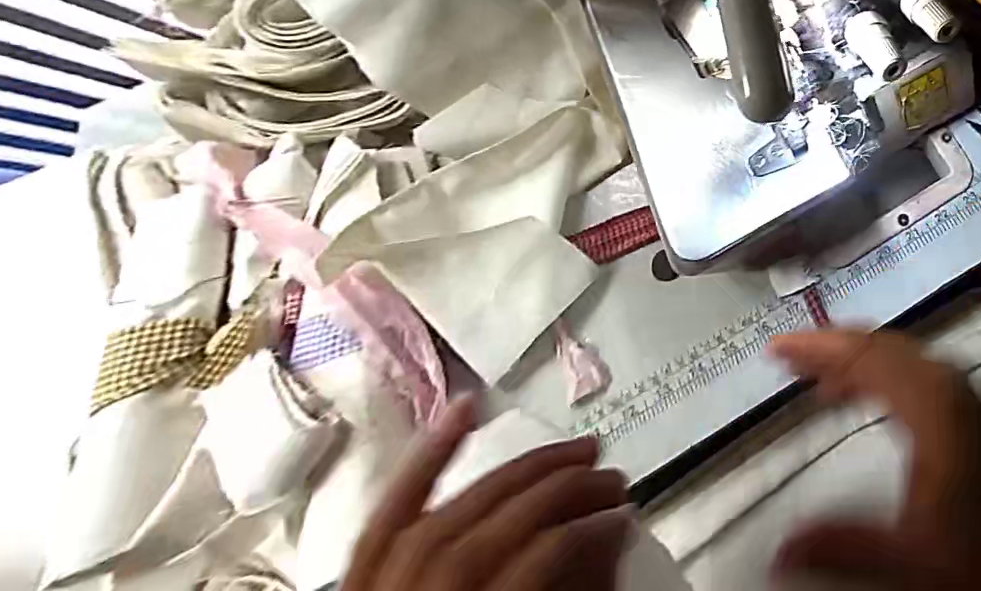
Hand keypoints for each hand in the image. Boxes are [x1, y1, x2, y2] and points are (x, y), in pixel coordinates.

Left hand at [343, 397, 631, 590]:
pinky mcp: (353, 590)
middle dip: (561, 493)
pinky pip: (383, 521)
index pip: (525, 573)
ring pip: (445, 515)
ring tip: (574, 446)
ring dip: (516, 468)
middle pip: (486, 534)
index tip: (627, 518)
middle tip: (612, 477)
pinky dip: (424, 461)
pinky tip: (465, 408)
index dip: (584, 536)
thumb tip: (614, 538)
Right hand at [767, 330, 980, 589]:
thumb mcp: (916, 555)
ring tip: (809, 370)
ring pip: (890, 350)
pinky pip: (903, 364)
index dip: (817, 348)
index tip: (778, 348)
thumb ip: (846, 547)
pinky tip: (853, 389)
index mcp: (927, 401)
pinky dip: (871, 366)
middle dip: (828, 344)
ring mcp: (952, 384)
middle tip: (786, 354)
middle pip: (875, 342)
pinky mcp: (958, 396)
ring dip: (848, 354)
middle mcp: (939, 379)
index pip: (862, 355)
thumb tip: (780, 551)